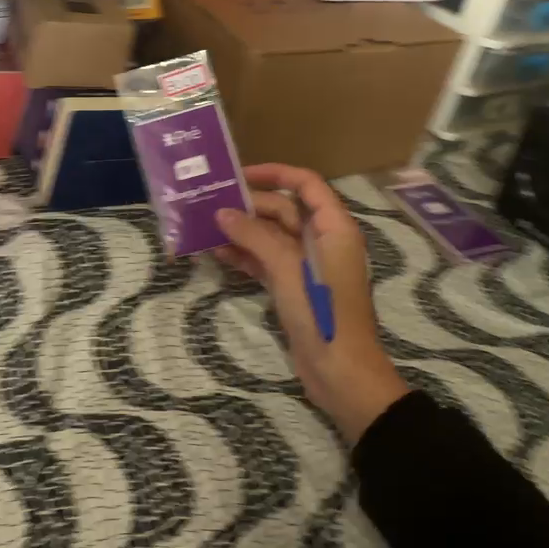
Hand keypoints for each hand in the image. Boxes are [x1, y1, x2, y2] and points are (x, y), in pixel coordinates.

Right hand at [215, 164, 409, 442]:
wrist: (342, 374)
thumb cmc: (322, 312)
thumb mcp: (287, 268)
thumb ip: (255, 236)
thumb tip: (222, 213)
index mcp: (334, 227)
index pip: (306, 184)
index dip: (275, 173)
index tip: (240, 174)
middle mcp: (323, 240)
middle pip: (284, 209)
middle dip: (250, 206)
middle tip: (210, 204)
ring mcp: (308, 265)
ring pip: (272, 236)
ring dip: (243, 231)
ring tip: (206, 226)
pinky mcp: (294, 287)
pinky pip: (267, 260)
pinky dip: (245, 255)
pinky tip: (217, 253)